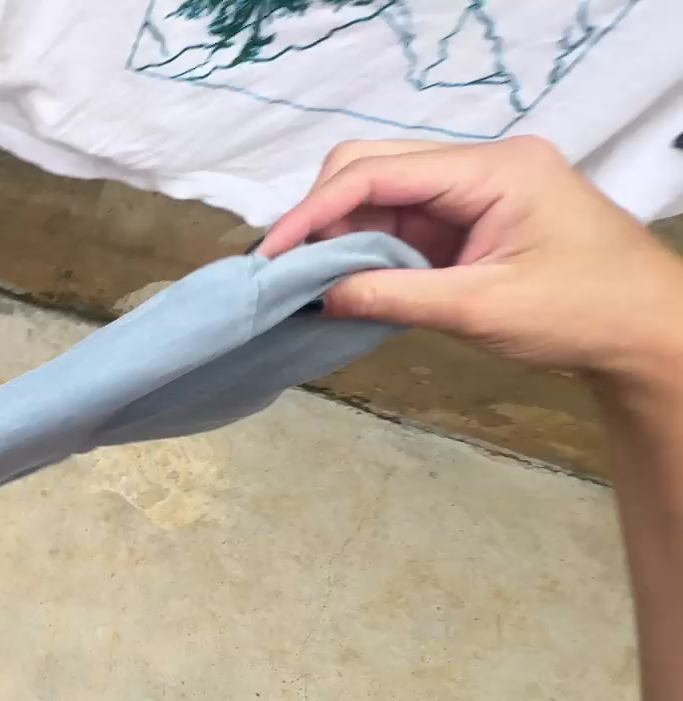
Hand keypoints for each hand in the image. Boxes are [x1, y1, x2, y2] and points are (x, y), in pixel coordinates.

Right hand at [258, 137, 682, 381]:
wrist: (641, 327)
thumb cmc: (578, 311)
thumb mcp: (476, 307)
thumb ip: (388, 296)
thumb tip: (314, 295)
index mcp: (493, 171)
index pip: (374, 173)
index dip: (310, 213)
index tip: (268, 258)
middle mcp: (474, 167)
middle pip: (363, 165)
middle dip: (316, 214)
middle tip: (290, 269)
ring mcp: (462, 192)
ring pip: (365, 193)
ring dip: (329, 233)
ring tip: (311, 279)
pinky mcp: (451, 219)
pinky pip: (381, 220)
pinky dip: (349, 248)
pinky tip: (338, 278)